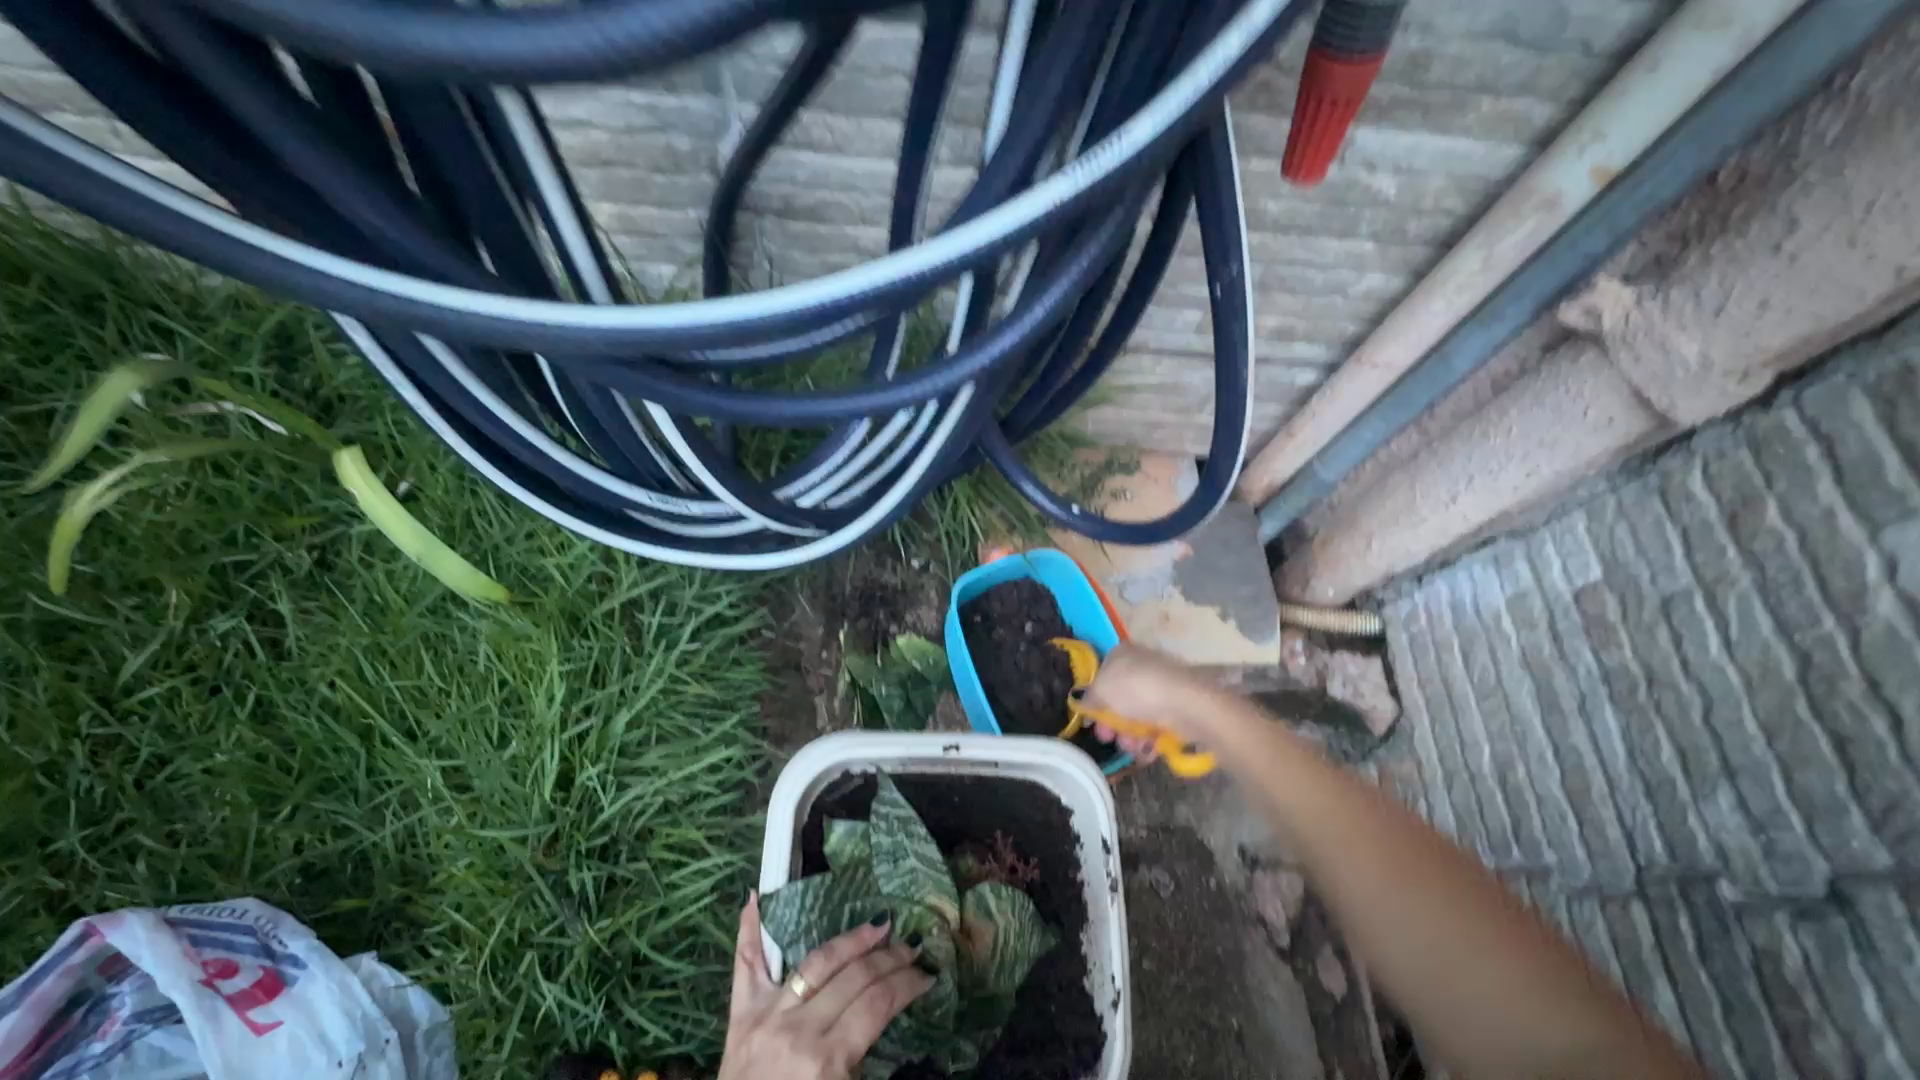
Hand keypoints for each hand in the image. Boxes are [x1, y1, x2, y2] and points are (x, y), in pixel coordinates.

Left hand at [718, 894, 932, 1079]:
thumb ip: (865, 1059)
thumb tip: (890, 1014)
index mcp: (827, 1059)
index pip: (878, 1003)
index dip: (907, 983)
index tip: (927, 975)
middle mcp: (798, 1029)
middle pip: (854, 976)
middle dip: (890, 957)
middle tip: (912, 945)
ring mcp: (767, 1015)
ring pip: (816, 961)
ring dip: (851, 939)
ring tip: (878, 925)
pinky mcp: (741, 1014)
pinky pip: (745, 965)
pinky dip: (748, 930)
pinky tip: (754, 899)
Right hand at [1080, 643, 1220, 758]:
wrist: (1184, 704)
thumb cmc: (1137, 690)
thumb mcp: (1101, 690)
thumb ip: (1088, 696)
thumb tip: (1081, 699)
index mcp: (1122, 655)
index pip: (1102, 676)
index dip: (1095, 700)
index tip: (1091, 720)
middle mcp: (1142, 668)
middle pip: (1119, 700)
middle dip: (1112, 724)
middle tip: (1110, 738)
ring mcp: (1161, 688)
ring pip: (1137, 717)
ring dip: (1129, 737)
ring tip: (1133, 746)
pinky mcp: (1176, 708)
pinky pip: (1156, 726)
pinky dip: (1149, 741)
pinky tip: (1148, 750)